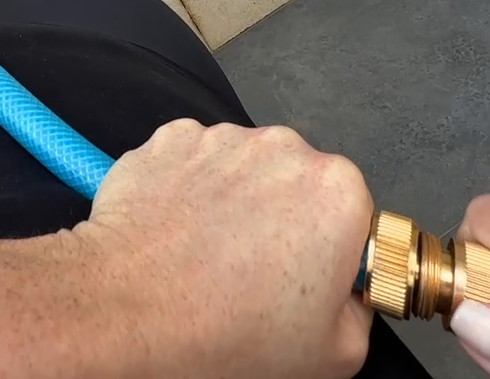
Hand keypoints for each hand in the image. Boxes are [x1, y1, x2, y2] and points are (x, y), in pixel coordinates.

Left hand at [72, 119, 373, 378]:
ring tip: (211, 252)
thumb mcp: (333, 352)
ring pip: (243, 165)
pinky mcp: (175, 136)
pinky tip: (182, 229)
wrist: (130, 308)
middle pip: (296, 180)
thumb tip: (350, 295)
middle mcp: (282, 149)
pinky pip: (194, 158)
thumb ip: (358, 309)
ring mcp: (223, 137)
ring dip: (234, 197)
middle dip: (284, 215)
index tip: (314, 269)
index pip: (353, 211)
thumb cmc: (221, 328)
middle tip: (259, 268)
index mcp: (335, 193)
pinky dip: (190, 184)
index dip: (334, 246)